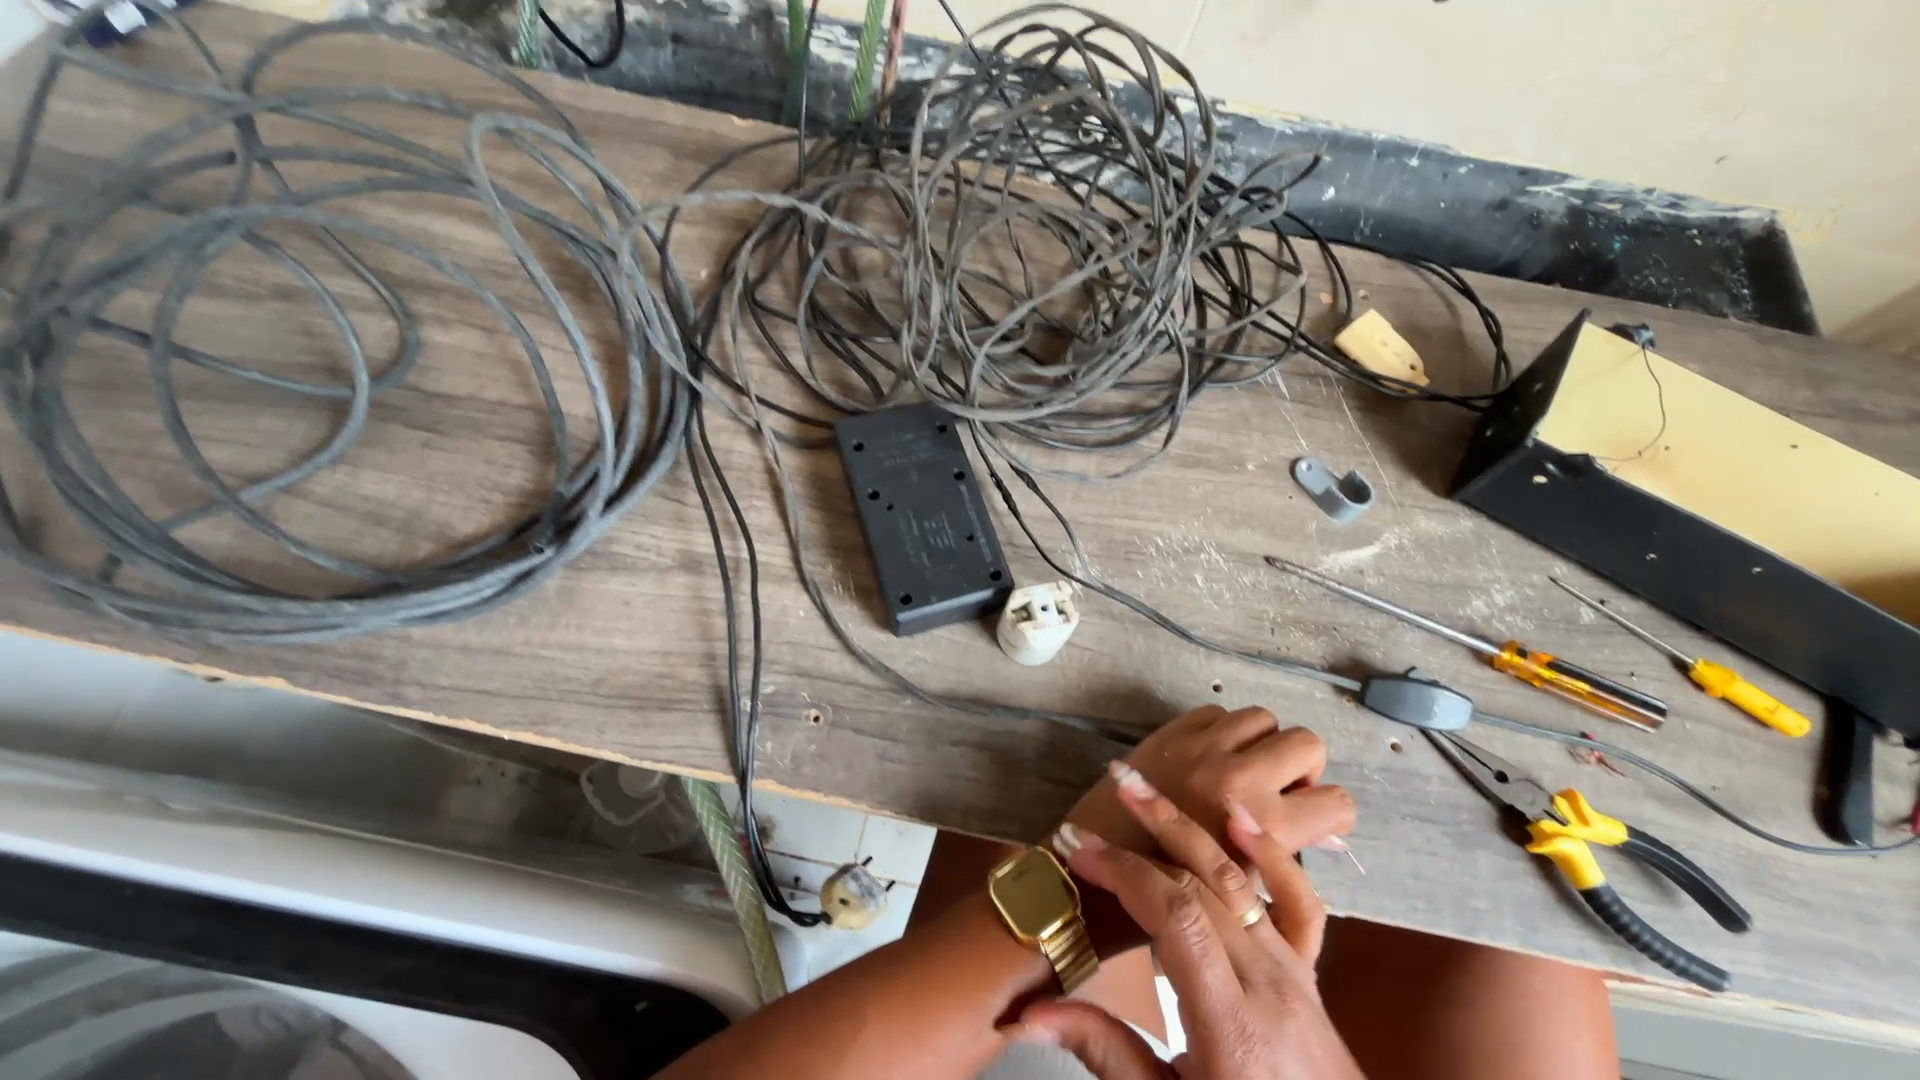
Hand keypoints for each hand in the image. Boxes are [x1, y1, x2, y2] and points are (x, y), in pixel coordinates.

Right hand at [1015, 770, 1364, 1078]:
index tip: (1075, 852)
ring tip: (1138, 788)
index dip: (1123, 872)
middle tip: (1080, 823)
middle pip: (1200, 886)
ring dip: (1184, 826)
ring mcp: (1293, 970)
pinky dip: (1269, 851)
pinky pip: (1297, 899)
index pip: (1176, 916)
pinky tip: (1236, 816)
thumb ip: (1102, 1052)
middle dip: (1135, 845)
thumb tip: (1027, 1013)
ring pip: (1238, 877)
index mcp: (1231, 1023)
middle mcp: (1267, 982)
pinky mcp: (1307, 970)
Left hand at [1064, 704, 1354, 869]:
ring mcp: (1203, 747)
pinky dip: (1219, 731)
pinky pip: (1217, 712)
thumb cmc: (1172, 893)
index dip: (1328, 813)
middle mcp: (1240, 777)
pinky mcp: (1171, 731)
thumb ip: (1286, 854)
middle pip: (1307, 743)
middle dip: (1299, 766)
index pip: (1337, 802)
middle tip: (1275, 789)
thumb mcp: (1244, 888)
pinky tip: (1205, 759)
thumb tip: (1324, 831)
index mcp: (1264, 826)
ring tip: (1239, 770)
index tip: (1309, 819)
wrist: (1095, 868)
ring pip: (1263, 719)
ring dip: (1259, 742)